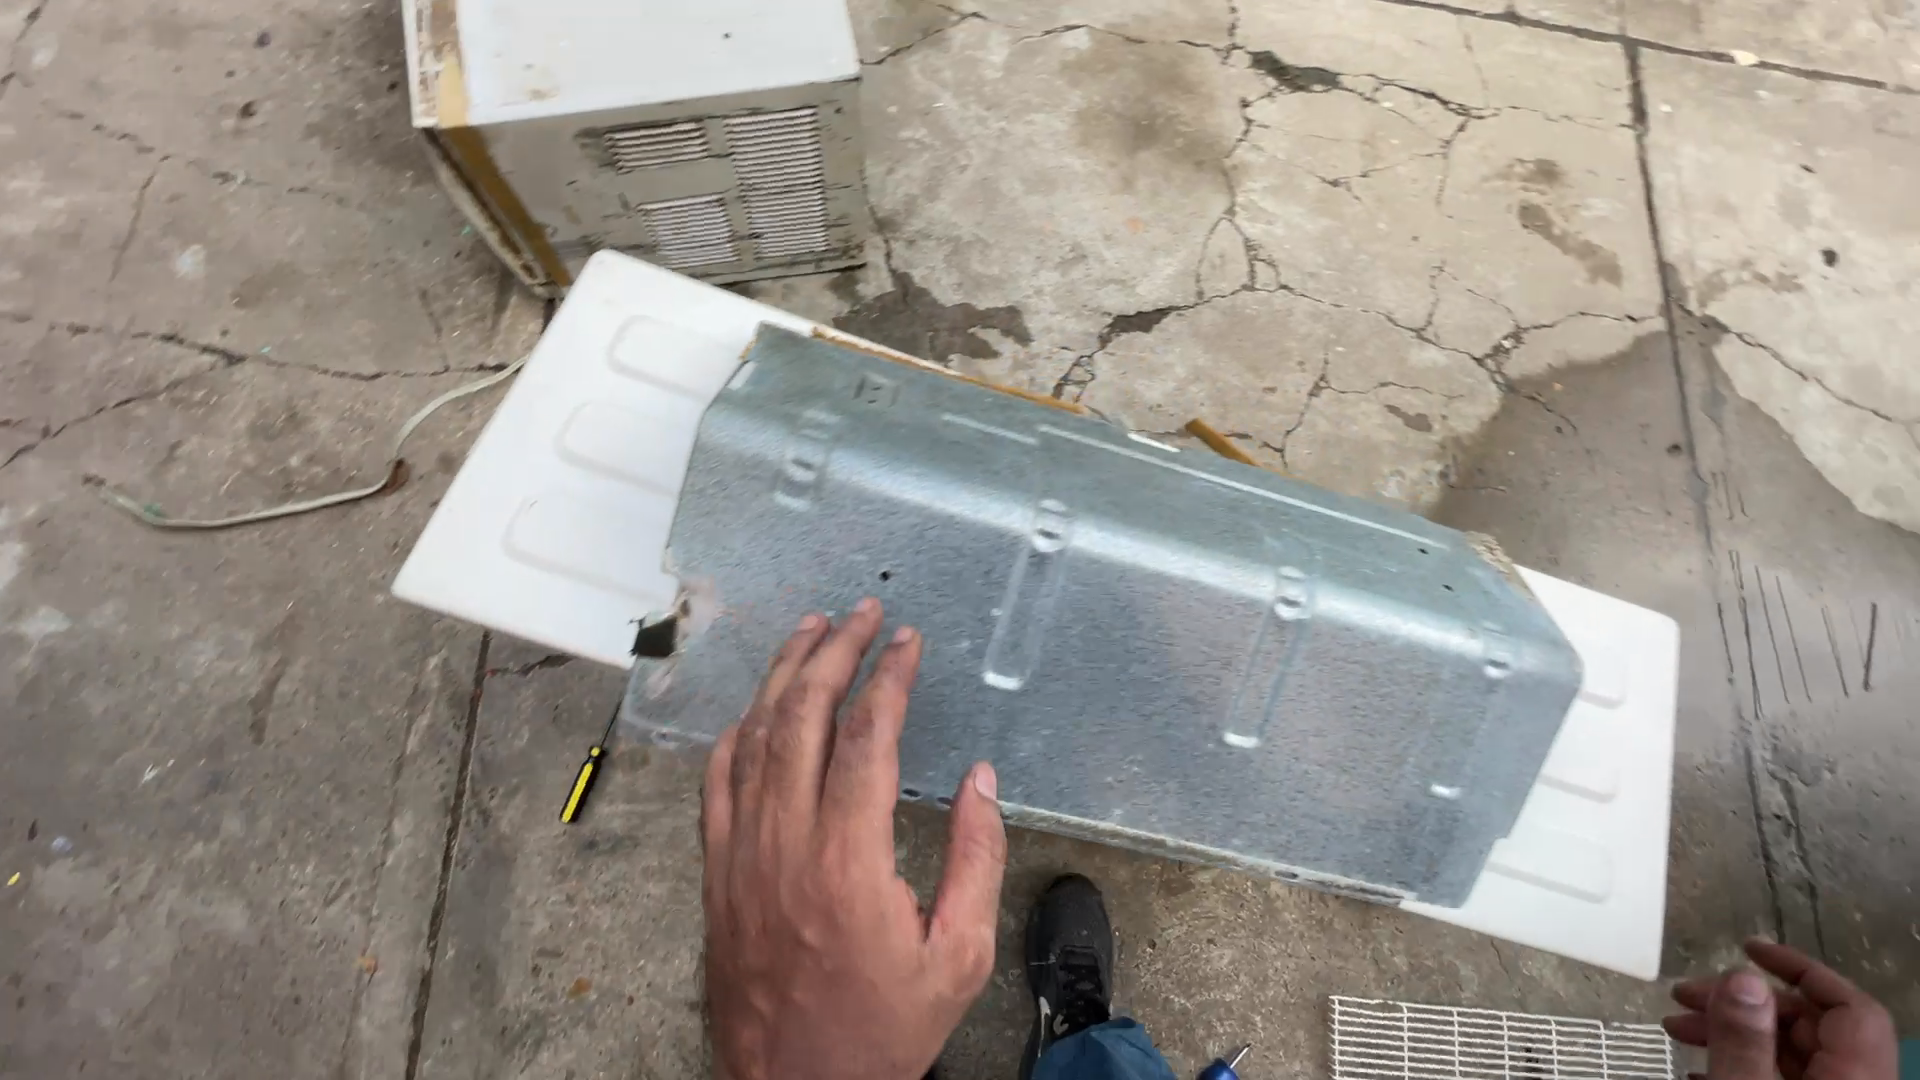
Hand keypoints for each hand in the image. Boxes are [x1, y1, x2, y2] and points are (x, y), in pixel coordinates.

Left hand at [701, 598, 1007, 1079]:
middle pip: (804, 715)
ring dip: (785, 672)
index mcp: (849, 861)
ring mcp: (740, 852)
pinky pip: (717, 778)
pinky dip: (739, 729)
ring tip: (813, 628)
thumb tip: (980, 778)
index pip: (868, 735)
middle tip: (863, 613)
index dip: (890, 675)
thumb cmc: (882, 1029)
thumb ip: (977, 857)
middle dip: (836, 650)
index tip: (908, 640)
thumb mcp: (960, 955)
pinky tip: (761, 703)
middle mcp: (786, 843)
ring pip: (755, 735)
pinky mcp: (716, 868)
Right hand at [1663, 939, 1898, 1079]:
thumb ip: (1745, 1037)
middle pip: (1809, 1025)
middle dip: (1740, 1001)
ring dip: (1731, 1029)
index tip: (1747, 947)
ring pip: (1791, 1050)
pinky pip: (1787, 1075)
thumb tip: (1742, 975)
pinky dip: (1742, 1058)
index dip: (1802, 969)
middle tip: (1683, 997)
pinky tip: (1700, 1063)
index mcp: (1858, 1078)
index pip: (1851, 1007)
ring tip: (1678, 1029)